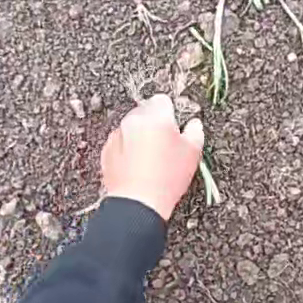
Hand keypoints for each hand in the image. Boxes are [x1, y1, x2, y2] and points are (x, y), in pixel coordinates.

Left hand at [100, 94, 203, 221]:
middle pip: (145, 112)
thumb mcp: (192, 153)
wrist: (138, 203)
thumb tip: (194, 125)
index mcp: (156, 117)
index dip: (171, 113)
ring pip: (132, 127)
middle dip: (154, 124)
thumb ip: (195, 131)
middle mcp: (134, 121)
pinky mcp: (107, 151)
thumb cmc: (166, 178)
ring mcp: (118, 135)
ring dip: (140, 136)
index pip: (163, 100)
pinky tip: (138, 166)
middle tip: (165, 146)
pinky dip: (127, 149)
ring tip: (151, 160)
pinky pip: (120, 143)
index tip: (174, 126)